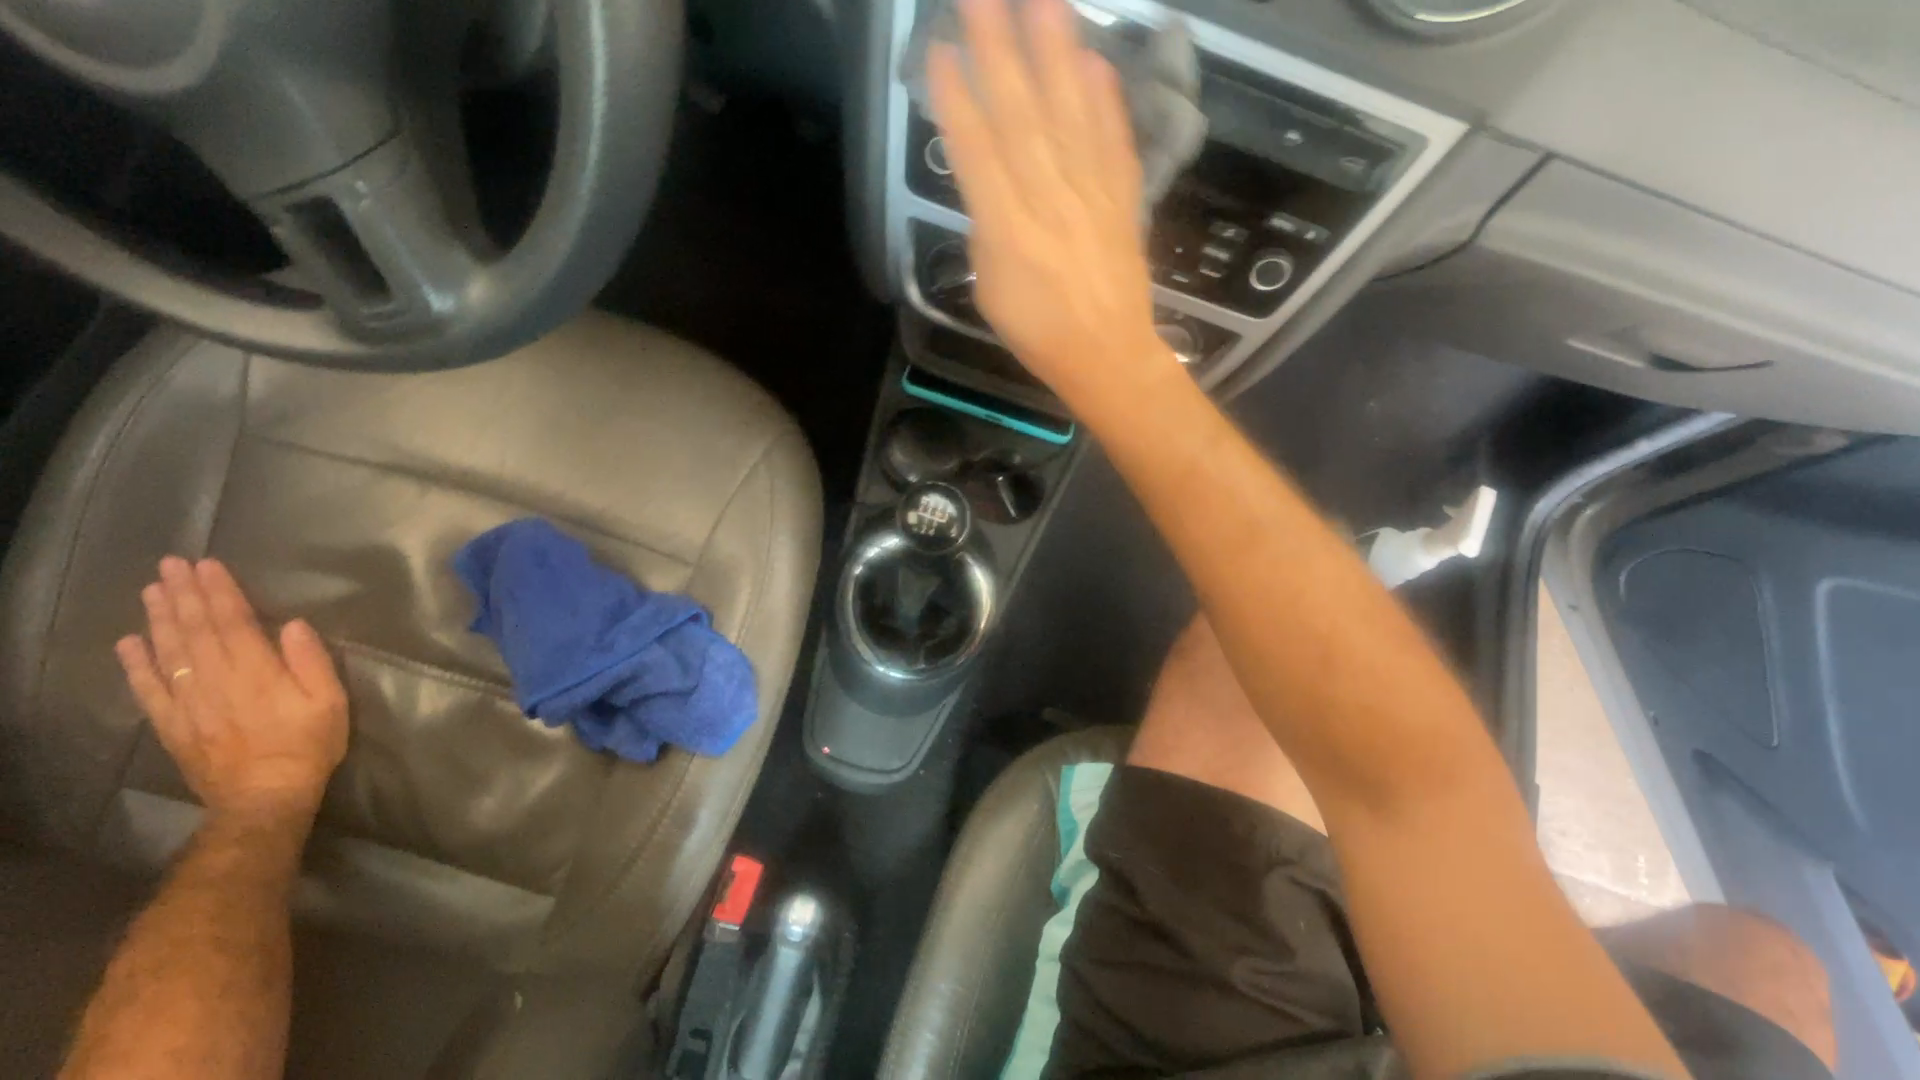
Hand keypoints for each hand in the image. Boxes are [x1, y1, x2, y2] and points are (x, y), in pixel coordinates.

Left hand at [116, 557, 348, 824]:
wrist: (264, 798)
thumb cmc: (308, 746)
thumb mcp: (330, 702)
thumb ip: (311, 662)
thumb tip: (293, 625)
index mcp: (257, 671)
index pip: (233, 622)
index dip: (219, 592)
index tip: (206, 564)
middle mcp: (216, 679)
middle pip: (195, 630)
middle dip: (184, 595)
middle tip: (170, 564)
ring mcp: (189, 702)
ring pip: (169, 652)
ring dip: (159, 619)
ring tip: (152, 590)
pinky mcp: (172, 724)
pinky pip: (147, 689)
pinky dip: (136, 664)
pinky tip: (129, 643)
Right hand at [928, 0, 1170, 398]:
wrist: (1107, 355)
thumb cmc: (1037, 331)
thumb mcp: (989, 288)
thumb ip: (986, 228)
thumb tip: (989, 183)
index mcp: (1006, 227)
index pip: (976, 148)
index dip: (956, 97)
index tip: (940, 49)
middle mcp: (1049, 198)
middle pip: (1021, 112)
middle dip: (999, 47)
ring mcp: (1092, 193)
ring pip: (1070, 113)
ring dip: (1055, 51)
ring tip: (1044, 1)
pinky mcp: (1124, 197)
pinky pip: (1114, 140)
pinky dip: (1106, 100)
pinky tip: (1096, 62)